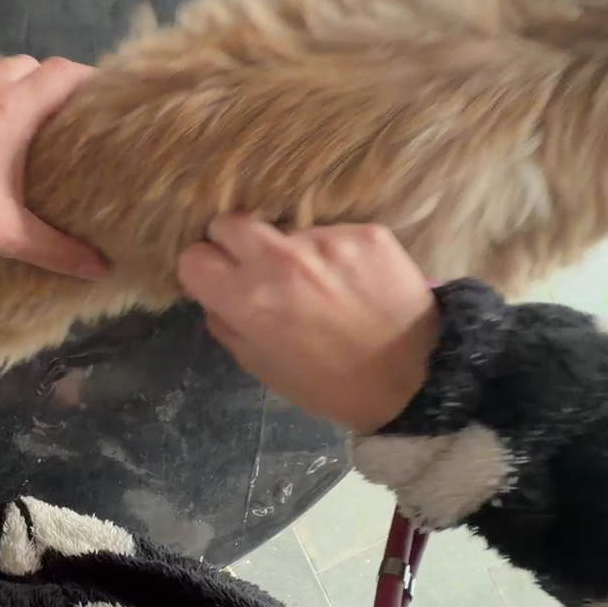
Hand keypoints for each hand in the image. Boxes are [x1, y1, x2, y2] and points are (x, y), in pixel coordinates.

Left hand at [0, 56, 109, 279]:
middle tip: (54, 118)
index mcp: (14, 109)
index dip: (87, 79)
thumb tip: (103, 269)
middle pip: (28, 66)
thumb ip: (59, 250)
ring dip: (3, 85)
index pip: (64, 73)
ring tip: (7, 118)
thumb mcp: (8, 235)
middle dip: (45, 85)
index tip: (100, 97)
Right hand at [177, 216, 439, 433]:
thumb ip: (226, 324)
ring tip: (317, 285)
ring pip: (282, 230)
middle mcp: (280, 261)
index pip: (193, 257)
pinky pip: (328, 233)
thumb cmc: (327, 384)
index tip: (217, 281)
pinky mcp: (363, 232)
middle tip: (252, 269)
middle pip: (227, 222)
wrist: (414, 375)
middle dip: (231, 244)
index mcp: (248, 301)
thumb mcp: (259, 366)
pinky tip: (349, 282)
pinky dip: (331, 254)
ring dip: (288, 251)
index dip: (202, 271)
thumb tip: (214, 295)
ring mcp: (325, 241)